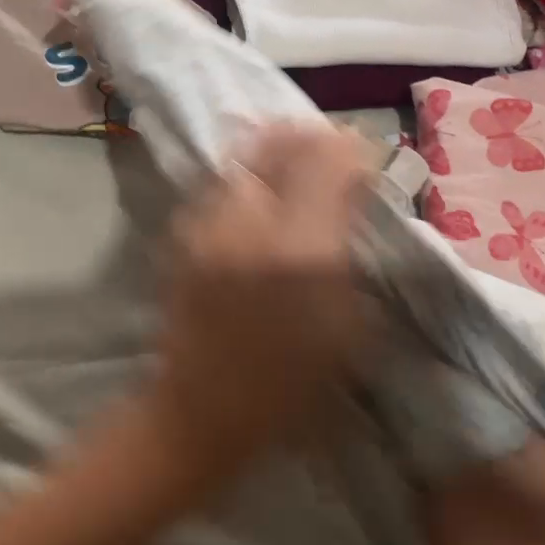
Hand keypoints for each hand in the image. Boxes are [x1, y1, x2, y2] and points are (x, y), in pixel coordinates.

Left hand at [147, 123, 373, 477]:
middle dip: (308, 137)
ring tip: (290, 151)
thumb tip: (351, 201)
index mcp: (302, 248)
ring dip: (271, 148)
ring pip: (242, 160)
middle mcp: (251, 222)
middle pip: (278, 148)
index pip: (327, 164)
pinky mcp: (182, 236)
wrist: (202, 407)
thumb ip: (348, 253)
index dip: (349, 149)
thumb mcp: (346, 326)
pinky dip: (240, 175)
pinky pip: (215, 186)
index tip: (363, 152)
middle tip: (327, 143)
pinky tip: (254, 185)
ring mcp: (208, 225)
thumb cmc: (290, 382)